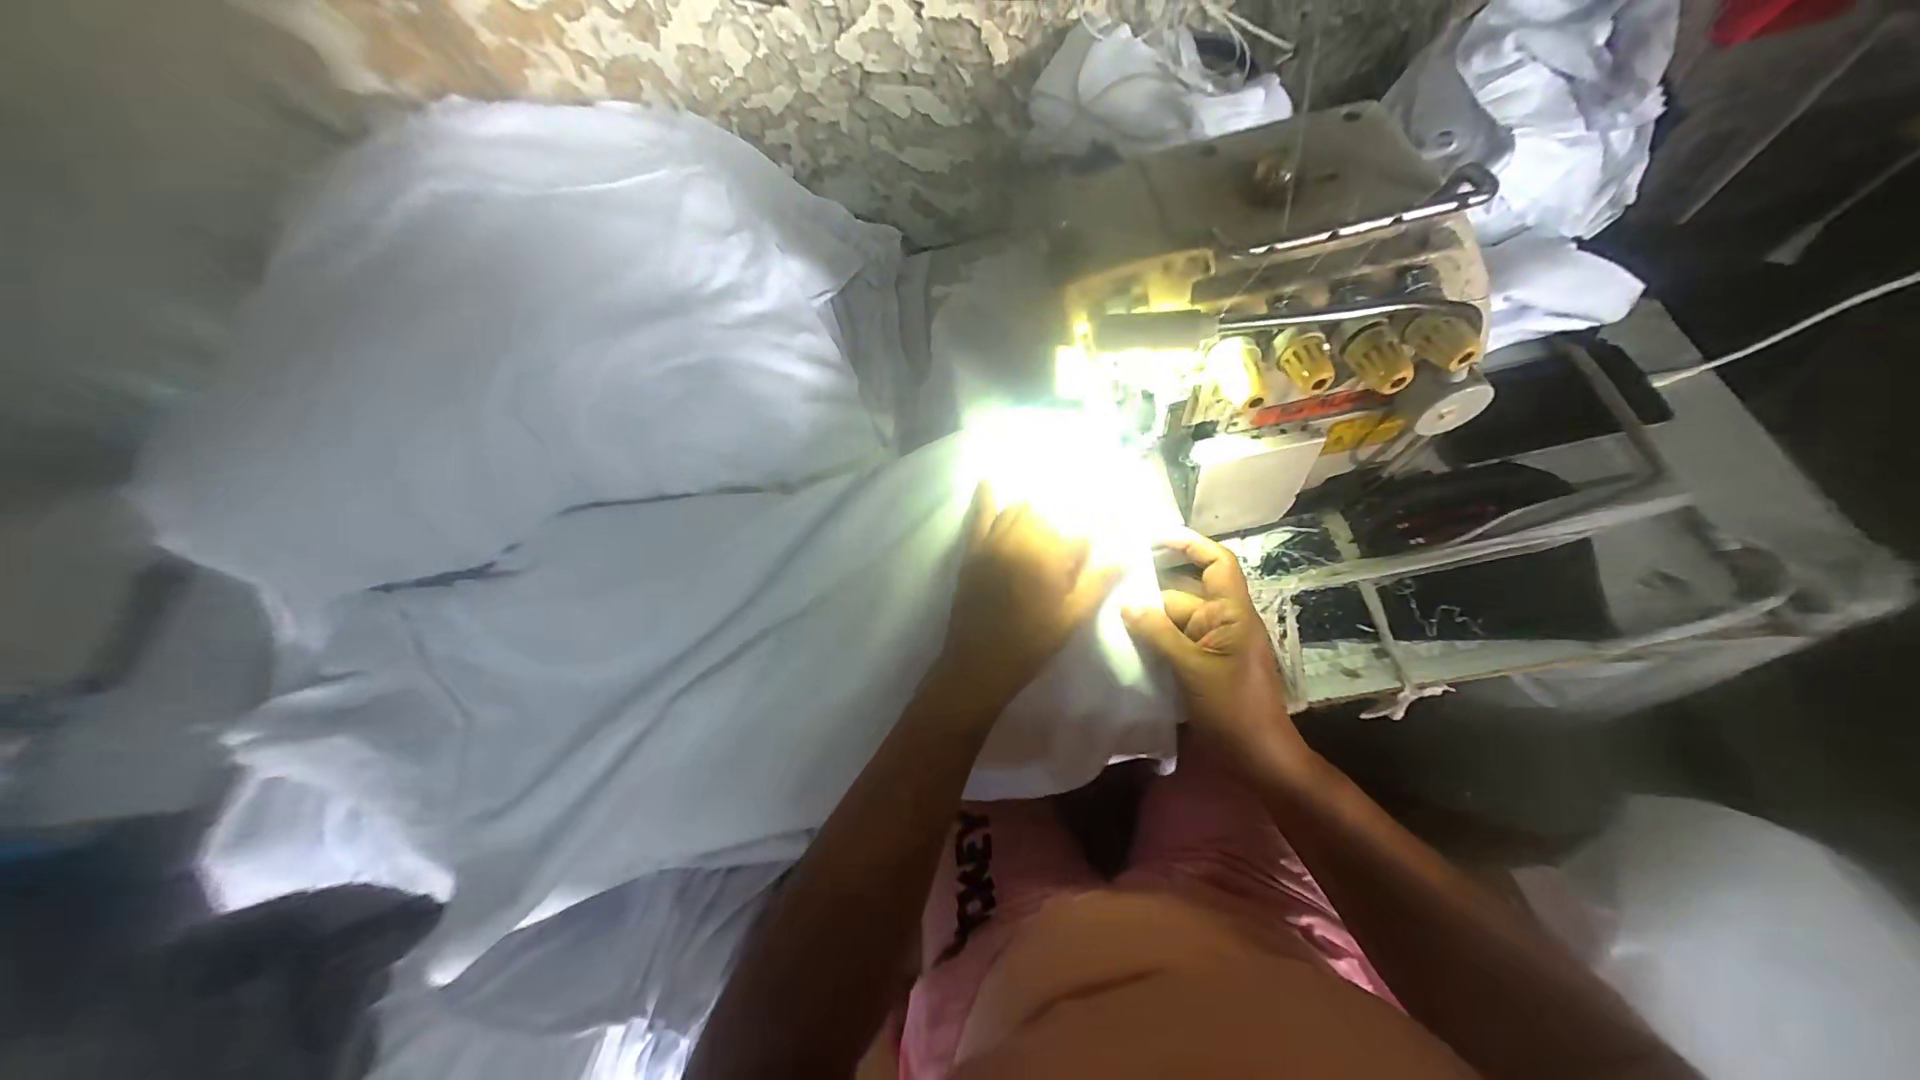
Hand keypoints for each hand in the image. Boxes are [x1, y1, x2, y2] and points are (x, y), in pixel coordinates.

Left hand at [933, 484, 1122, 713]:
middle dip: (1060, 529)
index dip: (1086, 547)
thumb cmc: (1032, 643)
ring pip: (1019, 511)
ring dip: (1034, 514)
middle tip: (1063, 551)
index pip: (1080, 537)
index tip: (1091, 552)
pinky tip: (988, 479)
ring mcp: (995, 541)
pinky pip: (979, 515)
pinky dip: (984, 496)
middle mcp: (1025, 540)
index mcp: (1053, 557)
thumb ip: (1098, 582)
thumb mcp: (1073, 616)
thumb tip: (1126, 556)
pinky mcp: (974, 549)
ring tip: (1042, 524)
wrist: (980, 662)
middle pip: (1049, 518)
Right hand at [1120, 529, 1314, 778]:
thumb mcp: (1193, 668)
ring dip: (1147, 623)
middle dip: (1149, 595)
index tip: (1154, 538)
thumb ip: (1159, 634)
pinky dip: (1152, 644)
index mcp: (1232, 614)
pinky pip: (1174, 645)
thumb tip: (1127, 605)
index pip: (1217, 563)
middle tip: (1107, 593)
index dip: (1190, 544)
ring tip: (1107, 620)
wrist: (1259, 758)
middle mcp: (1222, 623)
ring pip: (1173, 623)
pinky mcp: (1202, 668)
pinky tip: (1124, 648)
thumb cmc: (1234, 708)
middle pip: (1182, 595)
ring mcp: (1212, 647)